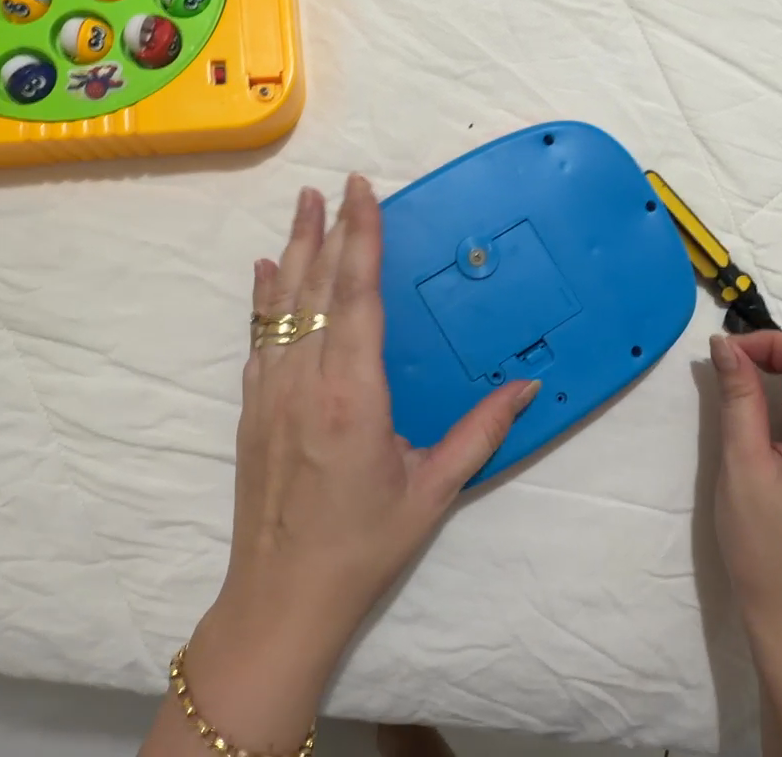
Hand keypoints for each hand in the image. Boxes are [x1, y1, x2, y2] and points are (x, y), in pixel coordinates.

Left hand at [169, 176, 537, 754]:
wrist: (282, 597)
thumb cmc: (365, 545)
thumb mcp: (434, 491)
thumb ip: (482, 433)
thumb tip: (528, 387)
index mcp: (353, 394)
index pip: (356, 295)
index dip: (360, 237)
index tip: (362, 192)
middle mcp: (306, 381)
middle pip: (317, 287)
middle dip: (327, 229)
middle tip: (336, 184)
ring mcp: (272, 393)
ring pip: (282, 305)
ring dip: (293, 251)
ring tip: (301, 206)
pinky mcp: (253, 410)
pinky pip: (258, 338)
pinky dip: (263, 299)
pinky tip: (265, 273)